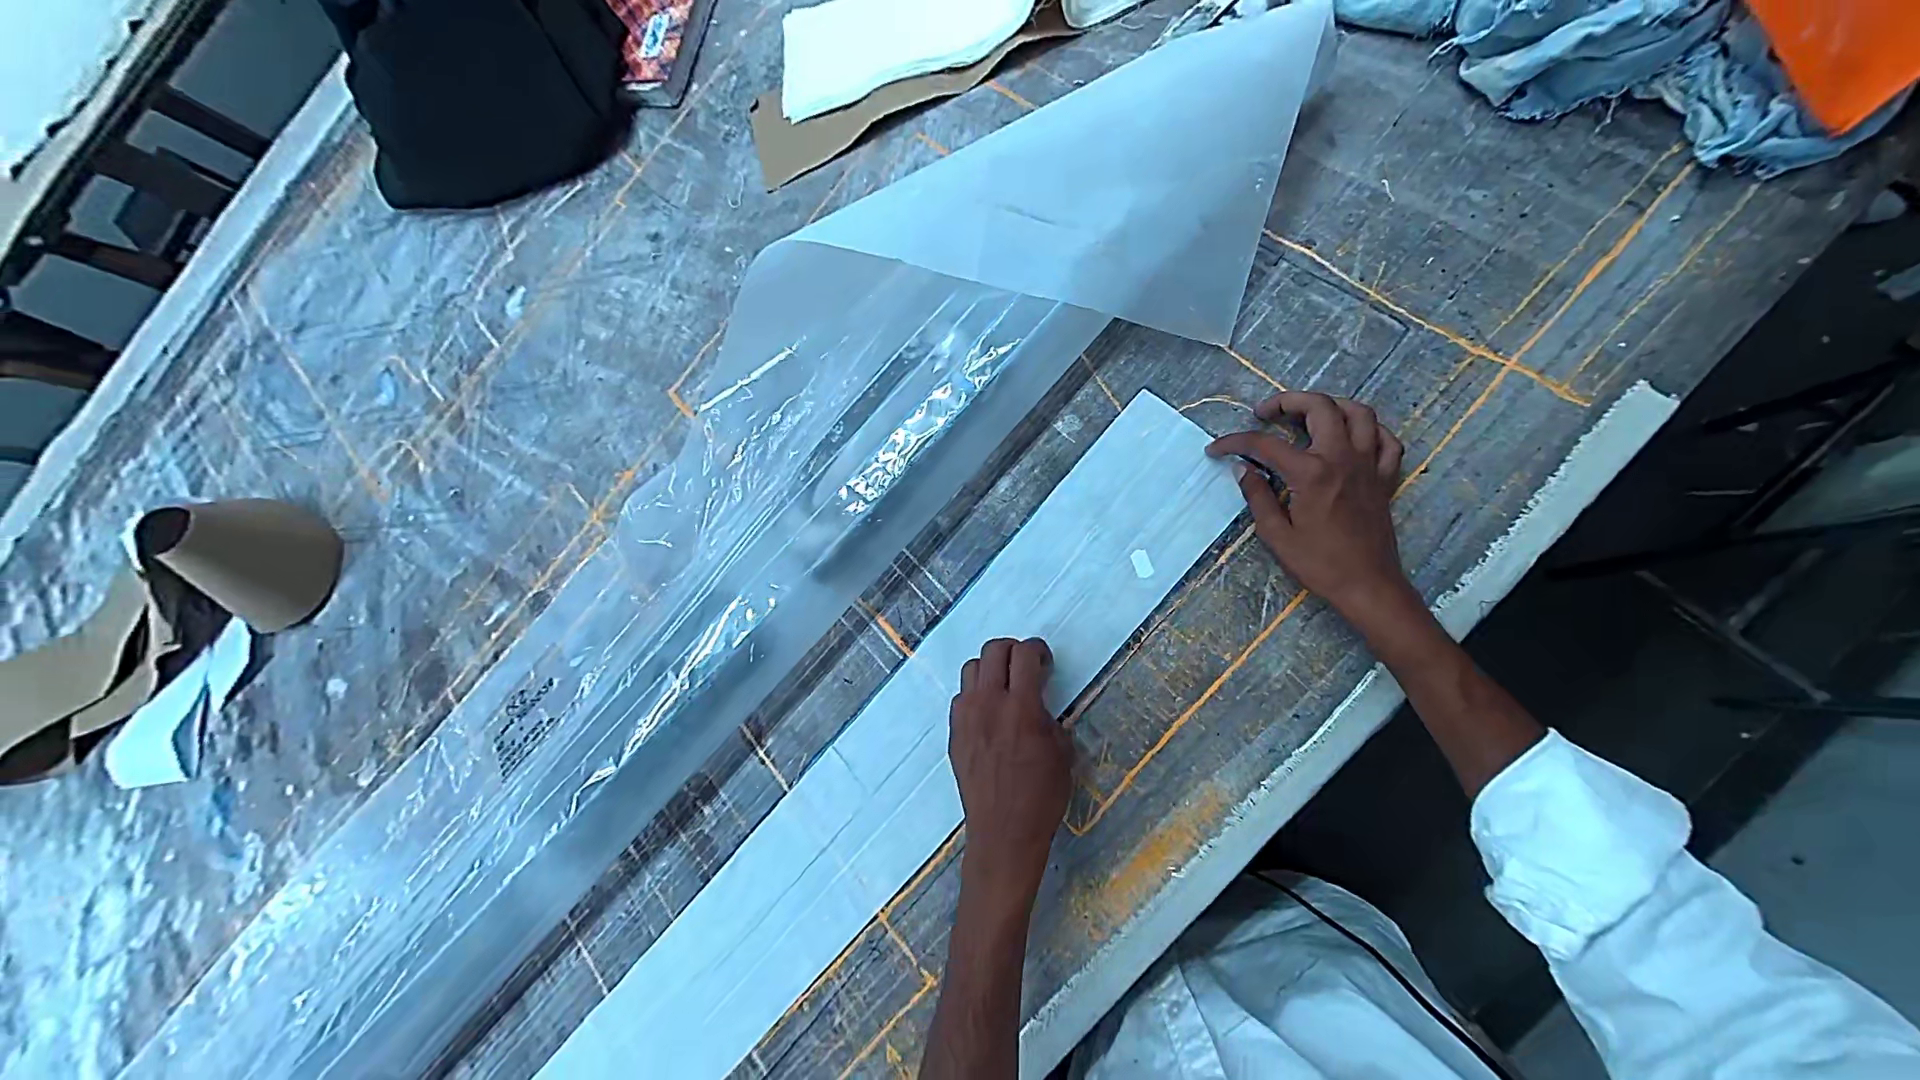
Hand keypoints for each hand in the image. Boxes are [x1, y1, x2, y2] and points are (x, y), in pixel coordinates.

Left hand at [949, 637, 1072, 902]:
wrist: (1003, 831)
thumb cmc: (1042, 796)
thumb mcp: (1062, 751)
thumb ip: (1048, 717)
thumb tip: (1039, 701)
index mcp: (1021, 706)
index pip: (1025, 654)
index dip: (1038, 649)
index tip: (1044, 660)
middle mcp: (989, 703)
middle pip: (994, 650)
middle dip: (1013, 650)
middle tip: (1025, 665)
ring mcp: (966, 716)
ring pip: (972, 668)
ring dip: (991, 669)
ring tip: (1004, 686)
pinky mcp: (954, 732)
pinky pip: (961, 697)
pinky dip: (975, 694)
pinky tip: (989, 713)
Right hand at [1206, 391, 1417, 625]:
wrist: (1367, 584)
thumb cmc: (1319, 563)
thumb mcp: (1276, 534)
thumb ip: (1258, 495)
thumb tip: (1243, 469)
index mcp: (1311, 474)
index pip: (1265, 445)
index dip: (1235, 442)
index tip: (1217, 449)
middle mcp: (1342, 459)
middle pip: (1319, 407)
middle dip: (1287, 401)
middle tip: (1264, 413)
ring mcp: (1369, 465)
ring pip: (1358, 413)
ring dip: (1330, 405)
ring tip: (1307, 413)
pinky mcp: (1385, 477)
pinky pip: (1386, 439)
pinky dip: (1368, 429)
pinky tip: (1350, 436)